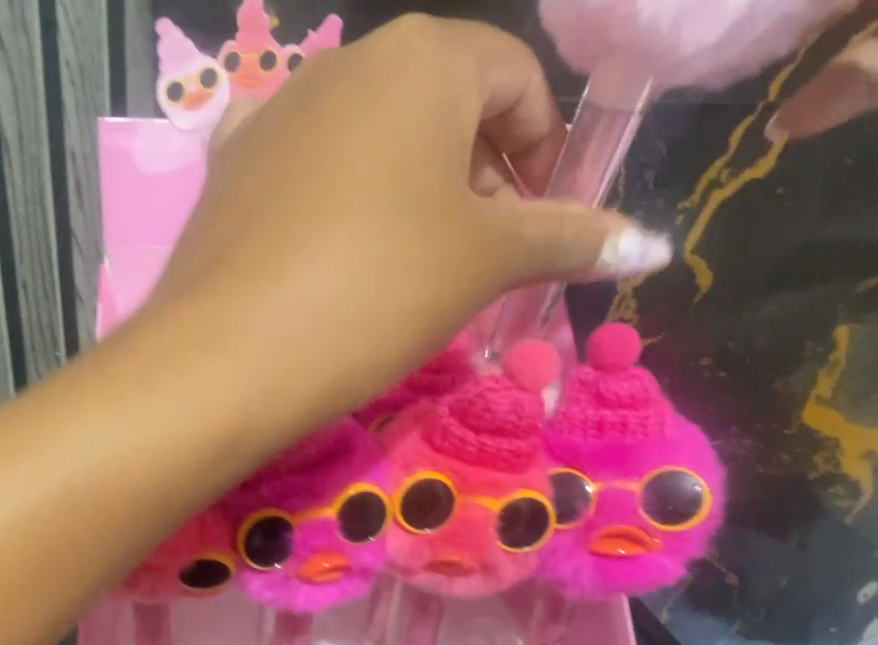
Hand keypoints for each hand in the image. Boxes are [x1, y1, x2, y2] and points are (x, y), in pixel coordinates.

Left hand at [142, 15, 672, 423]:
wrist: (229, 355)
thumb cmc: (378, 289)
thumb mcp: (486, 261)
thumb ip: (567, 237)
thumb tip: (649, 243)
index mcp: (421, 58)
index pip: (515, 78)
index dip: (544, 148)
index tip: (542, 220)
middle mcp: (344, 62)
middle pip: (439, 103)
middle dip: (477, 170)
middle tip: (481, 252)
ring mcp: (274, 109)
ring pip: (370, 133)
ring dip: (408, 185)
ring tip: (409, 263)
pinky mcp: (227, 165)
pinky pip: (303, 162)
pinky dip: (334, 192)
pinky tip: (331, 240)